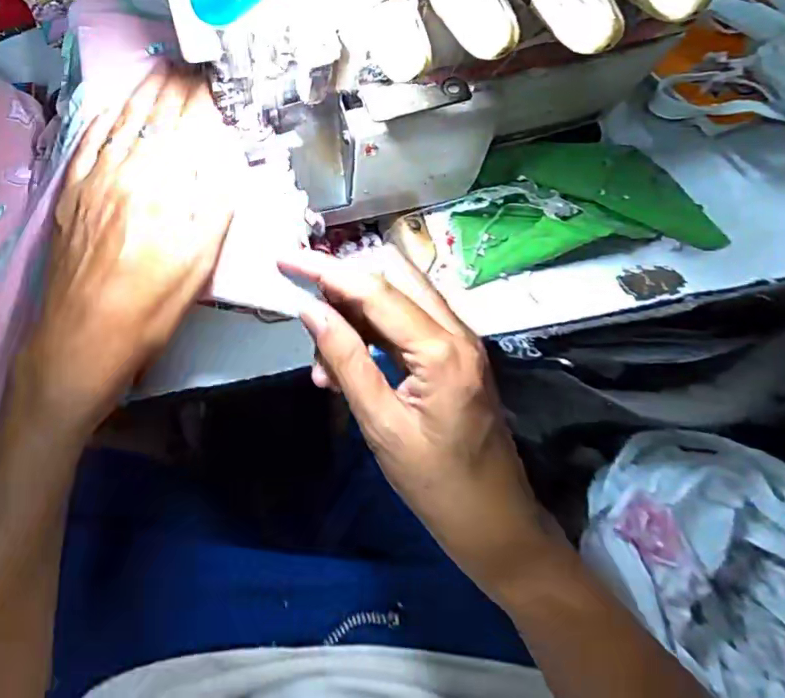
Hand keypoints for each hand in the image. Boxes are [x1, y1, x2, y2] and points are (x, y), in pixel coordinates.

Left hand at [10, 66, 238, 439]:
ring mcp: (92, 181)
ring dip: (141, 94)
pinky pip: (86, 144)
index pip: (186, 129)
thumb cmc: (148, 309)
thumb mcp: (198, 264)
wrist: (81, 337)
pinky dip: (101, 120)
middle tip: (190, 67)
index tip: (214, 81)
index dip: (202, 101)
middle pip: (153, 119)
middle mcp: (125, 174)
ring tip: (158, 72)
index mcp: (162, 189)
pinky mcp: (69, 194)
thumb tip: (223, 159)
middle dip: (175, 88)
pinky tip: (111, 108)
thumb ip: (212, 205)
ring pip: (120, 124)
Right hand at [280, 248, 565, 594]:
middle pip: (391, 276)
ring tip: (321, 363)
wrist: (498, 526)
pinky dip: (367, 331)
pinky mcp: (451, 355)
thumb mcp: (381, 425)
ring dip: (351, 312)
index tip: (286, 258)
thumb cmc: (438, 485)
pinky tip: (340, 369)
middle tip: (301, 299)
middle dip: (340, 279)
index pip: (374, 290)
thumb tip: (310, 310)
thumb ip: (345, 360)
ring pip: (395, 296)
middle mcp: (455, 332)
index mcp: (441, 351)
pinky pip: (402, 322)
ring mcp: (457, 341)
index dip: (325, 270)